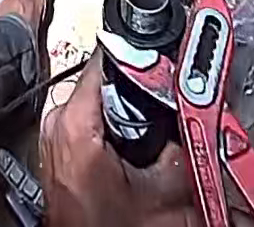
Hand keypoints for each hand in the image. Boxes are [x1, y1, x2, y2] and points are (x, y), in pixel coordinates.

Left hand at [38, 54, 203, 226]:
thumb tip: (199, 115)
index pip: (106, 59)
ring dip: (123, 107)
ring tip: (149, 127)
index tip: (159, 64)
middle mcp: (57, 120)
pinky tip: (129, 145)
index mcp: (74, 122)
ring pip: (96, 97)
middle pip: (103, 78)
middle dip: (135, 88)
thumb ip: (183, 147)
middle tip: (162, 100)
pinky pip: (87, 117)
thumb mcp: (165, 195)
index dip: (138, 59)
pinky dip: (110, 124)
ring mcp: (54, 134)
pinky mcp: (58, 147)